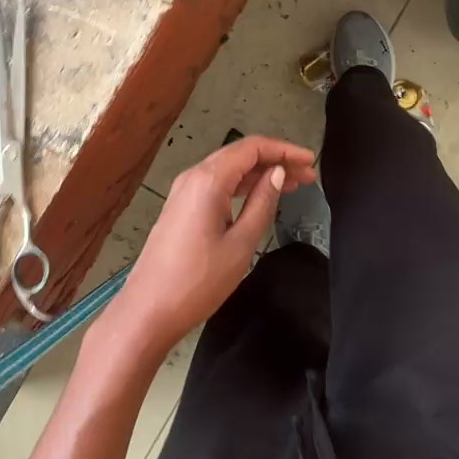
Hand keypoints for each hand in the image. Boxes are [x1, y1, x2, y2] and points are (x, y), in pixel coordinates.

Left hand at [104, 136, 317, 352]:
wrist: (148, 310)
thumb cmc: (199, 280)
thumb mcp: (240, 244)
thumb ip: (262, 204)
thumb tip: (277, 173)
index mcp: (208, 180)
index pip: (251, 148)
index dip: (284, 150)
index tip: (310, 161)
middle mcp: (193, 177)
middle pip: (240, 155)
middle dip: (275, 161)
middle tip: (308, 176)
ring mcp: (184, 192)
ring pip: (228, 170)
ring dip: (260, 174)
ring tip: (293, 186)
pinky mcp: (181, 208)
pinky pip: (217, 185)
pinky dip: (242, 187)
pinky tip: (260, 198)